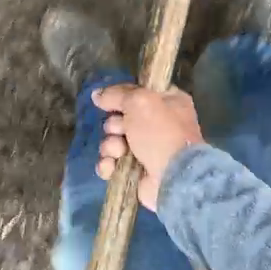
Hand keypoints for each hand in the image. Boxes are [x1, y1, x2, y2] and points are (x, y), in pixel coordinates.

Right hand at [92, 84, 205, 209]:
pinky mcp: (136, 171)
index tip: (107, 101)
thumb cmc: (160, 133)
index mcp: (168, 102)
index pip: (137, 92)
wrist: (173, 177)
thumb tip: (97, 95)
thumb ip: (117, 94)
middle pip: (120, 118)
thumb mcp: (140, 102)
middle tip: (121, 131)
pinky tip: (111, 167)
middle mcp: (158, 124)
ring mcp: (147, 150)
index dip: (121, 97)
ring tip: (119, 152)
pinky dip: (108, 165)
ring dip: (110, 146)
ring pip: (113, 141)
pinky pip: (112, 163)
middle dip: (114, 126)